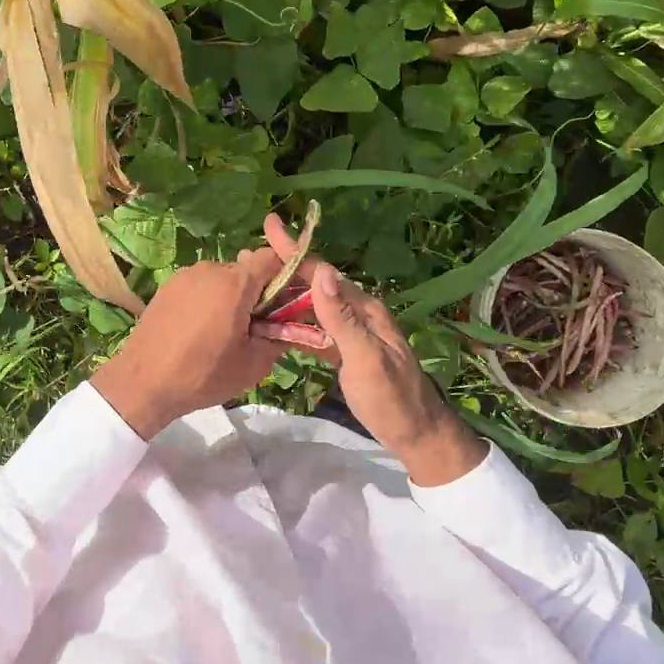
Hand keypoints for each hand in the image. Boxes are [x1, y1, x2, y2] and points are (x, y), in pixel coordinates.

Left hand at [91, 251, 289, 439]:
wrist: (143, 382)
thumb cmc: (203, 374)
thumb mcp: (252, 365)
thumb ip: (279, 338)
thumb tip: (290, 326)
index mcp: (235, 283)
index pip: (271, 258)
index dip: (283, 276)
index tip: (283, 304)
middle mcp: (210, 269)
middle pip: (245, 270)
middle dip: (255, 293)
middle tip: (253, 327)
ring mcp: (185, 275)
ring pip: (221, 278)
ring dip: (230, 297)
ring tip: (222, 331)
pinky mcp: (167, 286)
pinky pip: (199, 285)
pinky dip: (207, 300)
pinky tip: (199, 329)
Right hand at [253, 214, 488, 486]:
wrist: (417, 436)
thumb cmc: (392, 399)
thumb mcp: (366, 358)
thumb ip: (342, 318)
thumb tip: (322, 272)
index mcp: (364, 308)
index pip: (322, 272)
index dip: (293, 251)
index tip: (269, 226)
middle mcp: (356, 313)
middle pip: (314, 284)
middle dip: (282, 268)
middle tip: (245, 259)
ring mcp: (351, 332)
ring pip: (310, 305)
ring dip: (282, 294)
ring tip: (251, 285)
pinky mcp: (344, 351)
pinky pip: (312, 328)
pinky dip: (290, 322)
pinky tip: (271, 322)